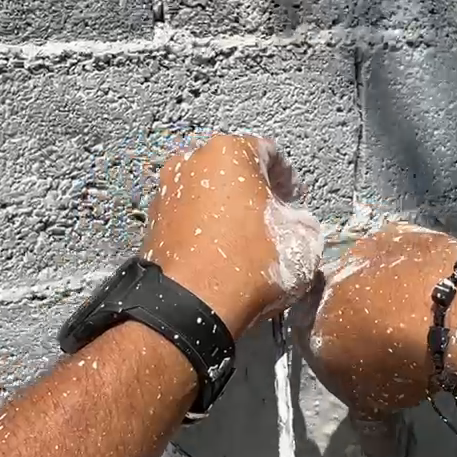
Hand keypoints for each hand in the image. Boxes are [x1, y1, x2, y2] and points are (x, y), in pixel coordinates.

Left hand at [141, 134, 321, 334]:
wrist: (190, 305)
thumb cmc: (249, 264)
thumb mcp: (303, 241)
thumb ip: (303, 220)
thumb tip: (295, 223)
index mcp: (229, 151)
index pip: (269, 153)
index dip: (288, 179)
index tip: (296, 202)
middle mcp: (191, 160)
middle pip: (233, 169)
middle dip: (254, 191)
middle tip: (273, 219)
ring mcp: (166, 189)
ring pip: (207, 192)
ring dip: (226, 209)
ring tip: (245, 240)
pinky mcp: (152, 221)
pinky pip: (188, 216)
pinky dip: (204, 227)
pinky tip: (219, 252)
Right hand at [296, 222, 456, 415]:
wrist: (446, 310)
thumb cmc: (398, 363)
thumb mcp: (377, 405)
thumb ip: (368, 423)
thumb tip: (376, 454)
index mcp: (308, 322)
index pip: (305, 333)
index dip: (331, 348)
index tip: (356, 361)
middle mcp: (326, 281)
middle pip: (334, 299)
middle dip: (355, 316)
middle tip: (389, 341)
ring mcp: (363, 251)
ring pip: (367, 273)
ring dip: (385, 290)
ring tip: (421, 318)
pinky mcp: (400, 232)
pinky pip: (401, 254)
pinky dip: (414, 270)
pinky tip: (437, 293)